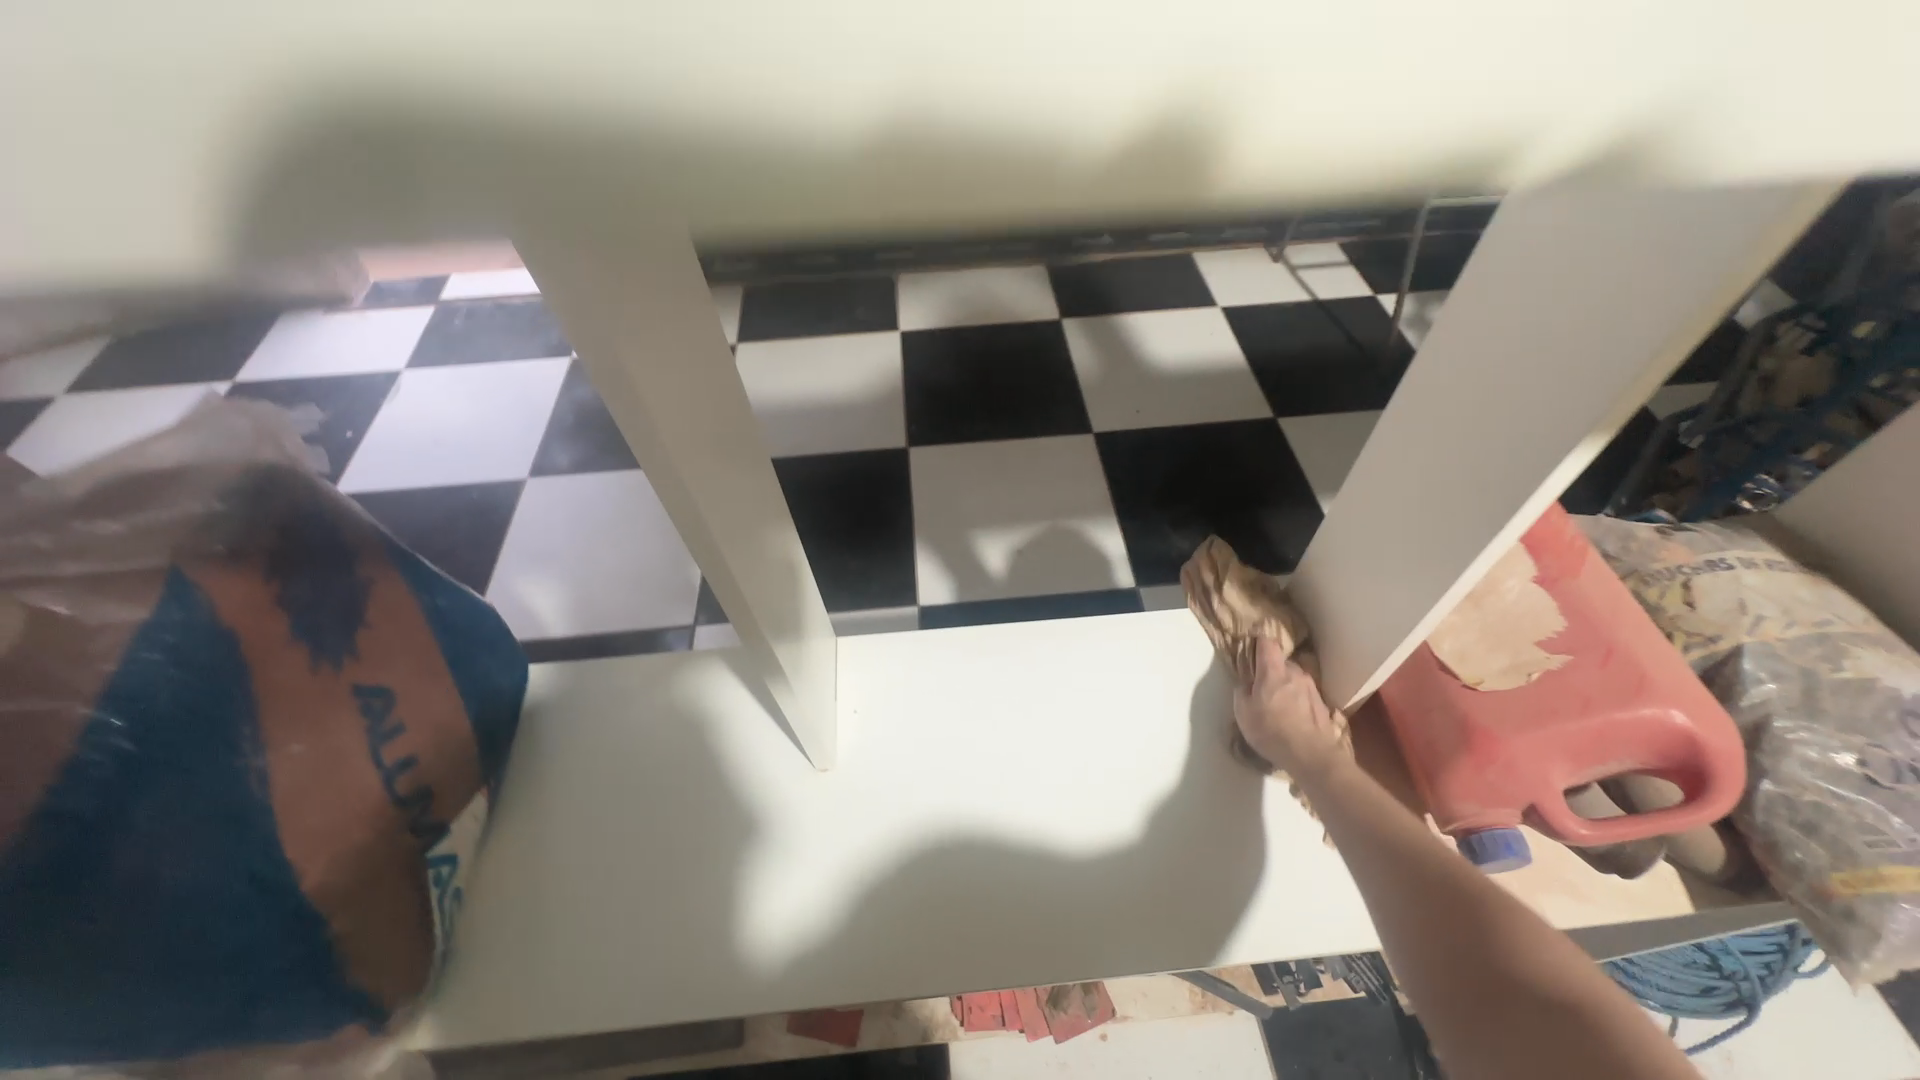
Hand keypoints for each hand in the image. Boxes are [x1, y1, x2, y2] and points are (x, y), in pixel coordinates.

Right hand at [1233, 638, 1349, 782]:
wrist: (1311, 755)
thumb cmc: (1271, 731)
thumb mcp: (1243, 712)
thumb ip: (1242, 691)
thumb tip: (1246, 683)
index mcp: (1273, 671)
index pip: (1267, 643)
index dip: (1258, 642)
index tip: (1251, 649)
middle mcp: (1295, 673)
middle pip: (1282, 662)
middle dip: (1271, 670)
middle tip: (1261, 686)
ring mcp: (1312, 688)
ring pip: (1295, 678)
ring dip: (1286, 686)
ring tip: (1278, 705)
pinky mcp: (1322, 704)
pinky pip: (1305, 694)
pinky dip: (1297, 700)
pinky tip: (1292, 717)